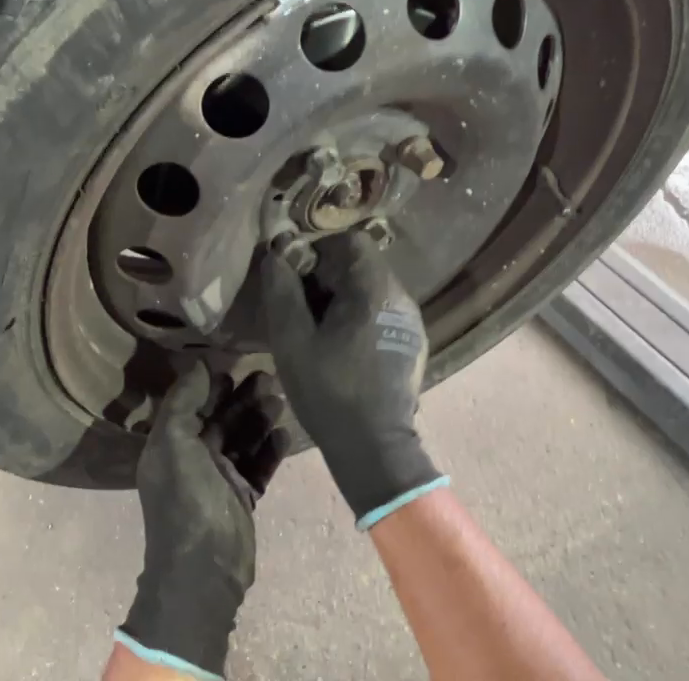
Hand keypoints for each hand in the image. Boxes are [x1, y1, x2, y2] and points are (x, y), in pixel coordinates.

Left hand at [118, 364, 286, 679]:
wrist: (204, 570)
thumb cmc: (186, 501)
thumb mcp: (175, 444)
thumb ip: (183, 402)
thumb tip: (198, 365)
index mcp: (169, 444)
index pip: (191, 404)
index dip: (212, 384)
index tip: (236, 365)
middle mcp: (192, 458)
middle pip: (220, 419)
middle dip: (242, 398)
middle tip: (269, 377)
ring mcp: (218, 479)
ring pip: (241, 440)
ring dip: (259, 419)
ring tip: (280, 400)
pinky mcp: (241, 497)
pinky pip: (257, 466)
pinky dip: (269, 450)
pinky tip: (285, 435)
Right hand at [256, 231, 443, 526]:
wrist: (374, 448)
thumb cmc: (329, 391)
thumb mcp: (292, 340)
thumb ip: (282, 291)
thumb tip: (276, 254)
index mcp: (375, 290)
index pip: (350, 240)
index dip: (318, 251)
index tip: (296, 278)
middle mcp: (401, 297)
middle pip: (362, 263)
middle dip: (327, 275)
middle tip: (300, 306)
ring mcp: (411, 321)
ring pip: (371, 287)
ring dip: (342, 296)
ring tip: (317, 328)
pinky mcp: (412, 343)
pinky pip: (381, 310)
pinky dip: (358, 315)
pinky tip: (341, 346)